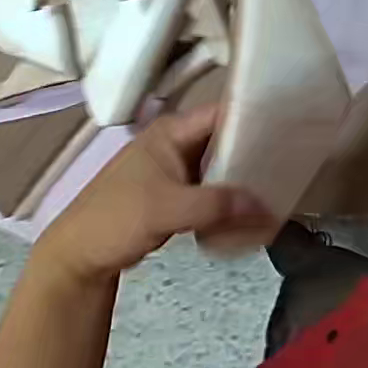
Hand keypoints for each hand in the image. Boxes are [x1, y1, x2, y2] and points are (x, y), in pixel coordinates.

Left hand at [32, 106, 271, 283]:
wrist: (78, 255)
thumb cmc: (117, 218)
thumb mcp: (167, 209)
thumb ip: (216, 204)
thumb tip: (267, 206)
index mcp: (172, 130)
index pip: (221, 112)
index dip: (252, 116)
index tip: (286, 127)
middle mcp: (176, 141)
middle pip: (223, 137)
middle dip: (253, 149)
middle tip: (290, 161)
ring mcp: (175, 166)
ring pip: (218, 164)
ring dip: (241, 175)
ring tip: (278, 184)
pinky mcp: (175, 191)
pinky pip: (210, 187)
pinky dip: (227, 196)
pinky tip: (251, 208)